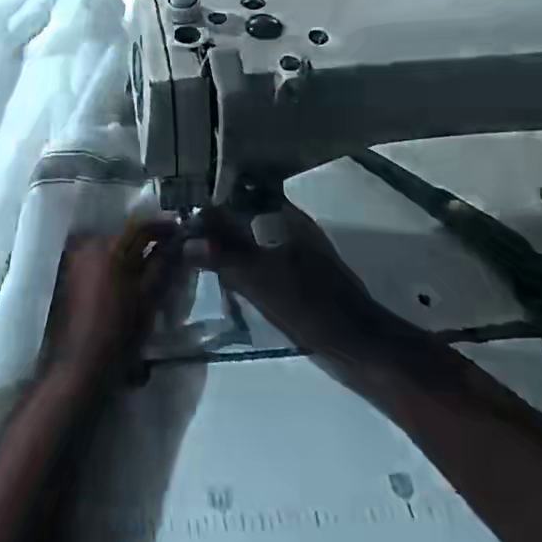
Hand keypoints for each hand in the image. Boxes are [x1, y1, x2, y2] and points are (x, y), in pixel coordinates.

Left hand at [44, 220, 178, 375]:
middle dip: (144, 238)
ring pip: (108, 242)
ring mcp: (74, 256)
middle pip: (123, 232)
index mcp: (110, 248)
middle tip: (165, 248)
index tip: (178, 231)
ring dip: (127, 248)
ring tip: (145, 262)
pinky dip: (111, 258)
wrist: (78, 366)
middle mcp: (88, 244)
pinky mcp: (66, 271)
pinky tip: (123, 273)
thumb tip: (175, 245)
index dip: (162, 226)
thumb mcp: (147, 300)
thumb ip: (161, 266)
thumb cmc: (118, 335)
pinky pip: (94, 254)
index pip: (141, 225)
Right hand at [196, 200, 393, 356]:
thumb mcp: (257, 278)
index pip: (243, 197)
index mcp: (286, 216)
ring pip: (257, 241)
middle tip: (187, 238)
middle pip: (248, 218)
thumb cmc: (307, 302)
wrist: (355, 344)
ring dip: (232, 247)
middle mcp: (293, 227)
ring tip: (201, 256)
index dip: (215, 204)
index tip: (187, 215)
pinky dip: (246, 265)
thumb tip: (186, 242)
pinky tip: (230, 278)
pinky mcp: (303, 276)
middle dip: (220, 227)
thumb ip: (222, 257)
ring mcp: (300, 252)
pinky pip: (266, 261)